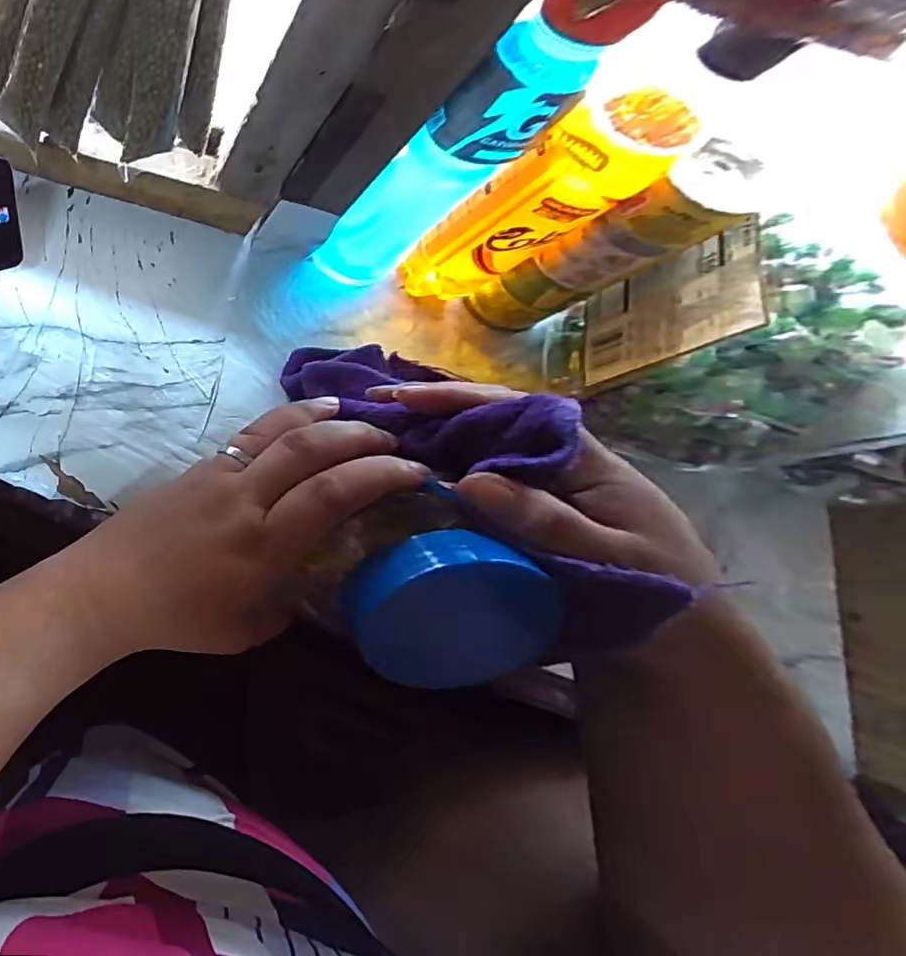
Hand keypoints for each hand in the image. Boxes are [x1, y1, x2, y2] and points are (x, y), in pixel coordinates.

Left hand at [65, 397, 429, 655]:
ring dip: (313, 416)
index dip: (379, 476)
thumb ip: (283, 607)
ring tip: (345, 410)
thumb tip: (305, 589)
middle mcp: (240, 500)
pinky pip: (240, 441)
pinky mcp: (189, 471)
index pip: (332, 494)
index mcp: (261, 544)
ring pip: (269, 432)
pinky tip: (285, 429)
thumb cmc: (173, 618)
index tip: (415, 472)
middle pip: (306, 449)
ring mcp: (211, 478)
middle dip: (357, 437)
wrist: (105, 587)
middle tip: (390, 440)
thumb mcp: (243, 630)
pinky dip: (273, 428)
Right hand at [365, 381, 720, 587]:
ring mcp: (526, 490)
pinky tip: (392, 479)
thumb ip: (547, 520)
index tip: (400, 399)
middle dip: (423, 412)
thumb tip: (468, 481)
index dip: (453, 398)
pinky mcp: (509, 515)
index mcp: (578, 459)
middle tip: (367, 411)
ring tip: (365, 439)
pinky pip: (461, 483)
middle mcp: (545, 464)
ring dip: (419, 441)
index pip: (510, 409)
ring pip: (465, 451)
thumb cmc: (655, 592)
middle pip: (479, 422)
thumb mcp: (610, 557)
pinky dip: (426, 474)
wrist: (676, 644)